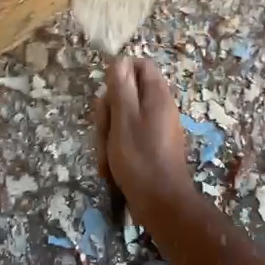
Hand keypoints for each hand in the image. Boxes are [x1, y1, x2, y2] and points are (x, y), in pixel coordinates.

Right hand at [97, 56, 194, 213]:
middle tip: (104, 131)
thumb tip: (119, 60)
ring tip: (106, 156)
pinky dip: (117, 148)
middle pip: (127, 93)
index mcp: (156, 95)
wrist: (161, 204)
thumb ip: (121, 86)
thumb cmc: (139, 157)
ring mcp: (157, 128)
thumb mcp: (124, 117)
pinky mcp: (152, 147)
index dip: (120, 74)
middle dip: (109, 111)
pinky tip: (111, 167)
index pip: (140, 65)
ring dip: (109, 134)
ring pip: (124, 117)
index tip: (106, 93)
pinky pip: (130, 137)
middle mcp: (160, 107)